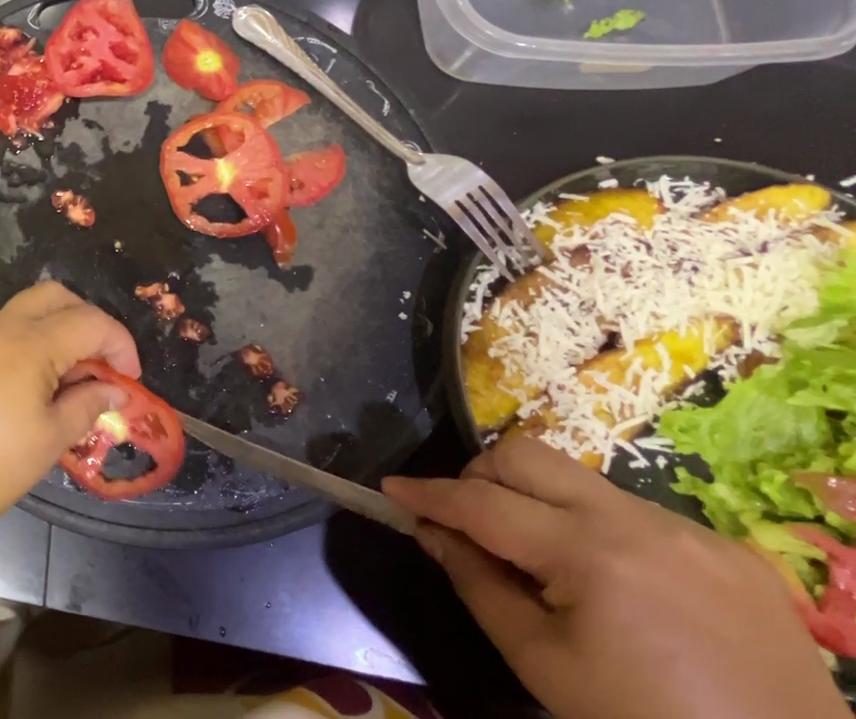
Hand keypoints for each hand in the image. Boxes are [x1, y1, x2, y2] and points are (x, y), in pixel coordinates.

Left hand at [0, 282, 138, 542]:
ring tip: (68, 378)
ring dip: (54, 330)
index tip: (130, 377)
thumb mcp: (55, 436)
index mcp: (28, 343)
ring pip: (22, 312)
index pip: (89, 321)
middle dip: (86, 319)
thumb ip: (89, 404)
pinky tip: (29, 387)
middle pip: (53, 296)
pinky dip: (24, 345)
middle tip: (101, 361)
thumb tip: (115, 390)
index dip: (119, 343)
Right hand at [384, 436, 845, 718]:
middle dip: (480, 476)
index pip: (482, 503)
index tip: (390, 488)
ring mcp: (691, 530)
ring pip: (580, 480)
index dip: (427, 493)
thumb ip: (477, 584)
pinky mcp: (729, 548)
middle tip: (466, 520)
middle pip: (528, 456)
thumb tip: (432, 533)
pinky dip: (596, 529)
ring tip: (539, 558)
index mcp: (590, 554)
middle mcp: (639, 522)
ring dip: (538, 502)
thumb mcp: (540, 662)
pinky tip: (611, 583)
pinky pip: (635, 513)